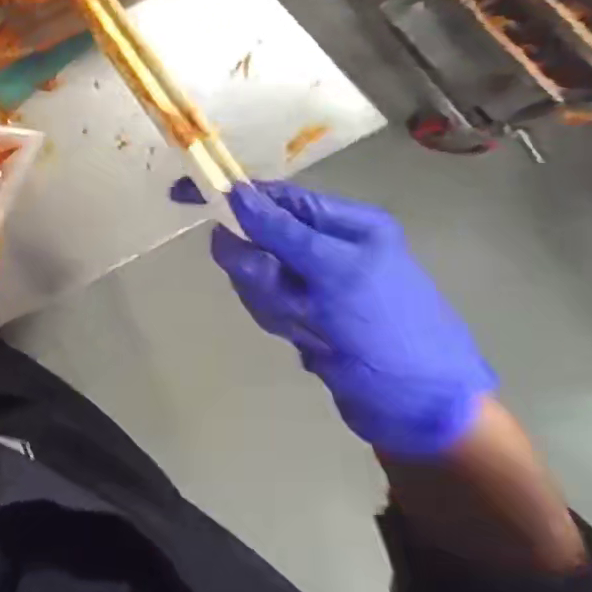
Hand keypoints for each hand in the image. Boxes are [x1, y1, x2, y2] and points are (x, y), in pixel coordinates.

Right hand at [200, 180, 496, 456]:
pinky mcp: (299, 309)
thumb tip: (233, 191)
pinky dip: (278, 318)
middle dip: (259, 270)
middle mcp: (323, 245)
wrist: (410, 400)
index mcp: (343, 223)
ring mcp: (309, 279)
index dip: (228, 194)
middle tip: (288, 295)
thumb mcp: (335, 269)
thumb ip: (280, 230)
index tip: (181, 195)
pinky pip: (261, 300)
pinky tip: (308, 336)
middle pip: (253, 238)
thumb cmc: (384, 324)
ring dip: (271, 300)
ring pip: (251, 273)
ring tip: (309, 323)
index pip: (272, 196)